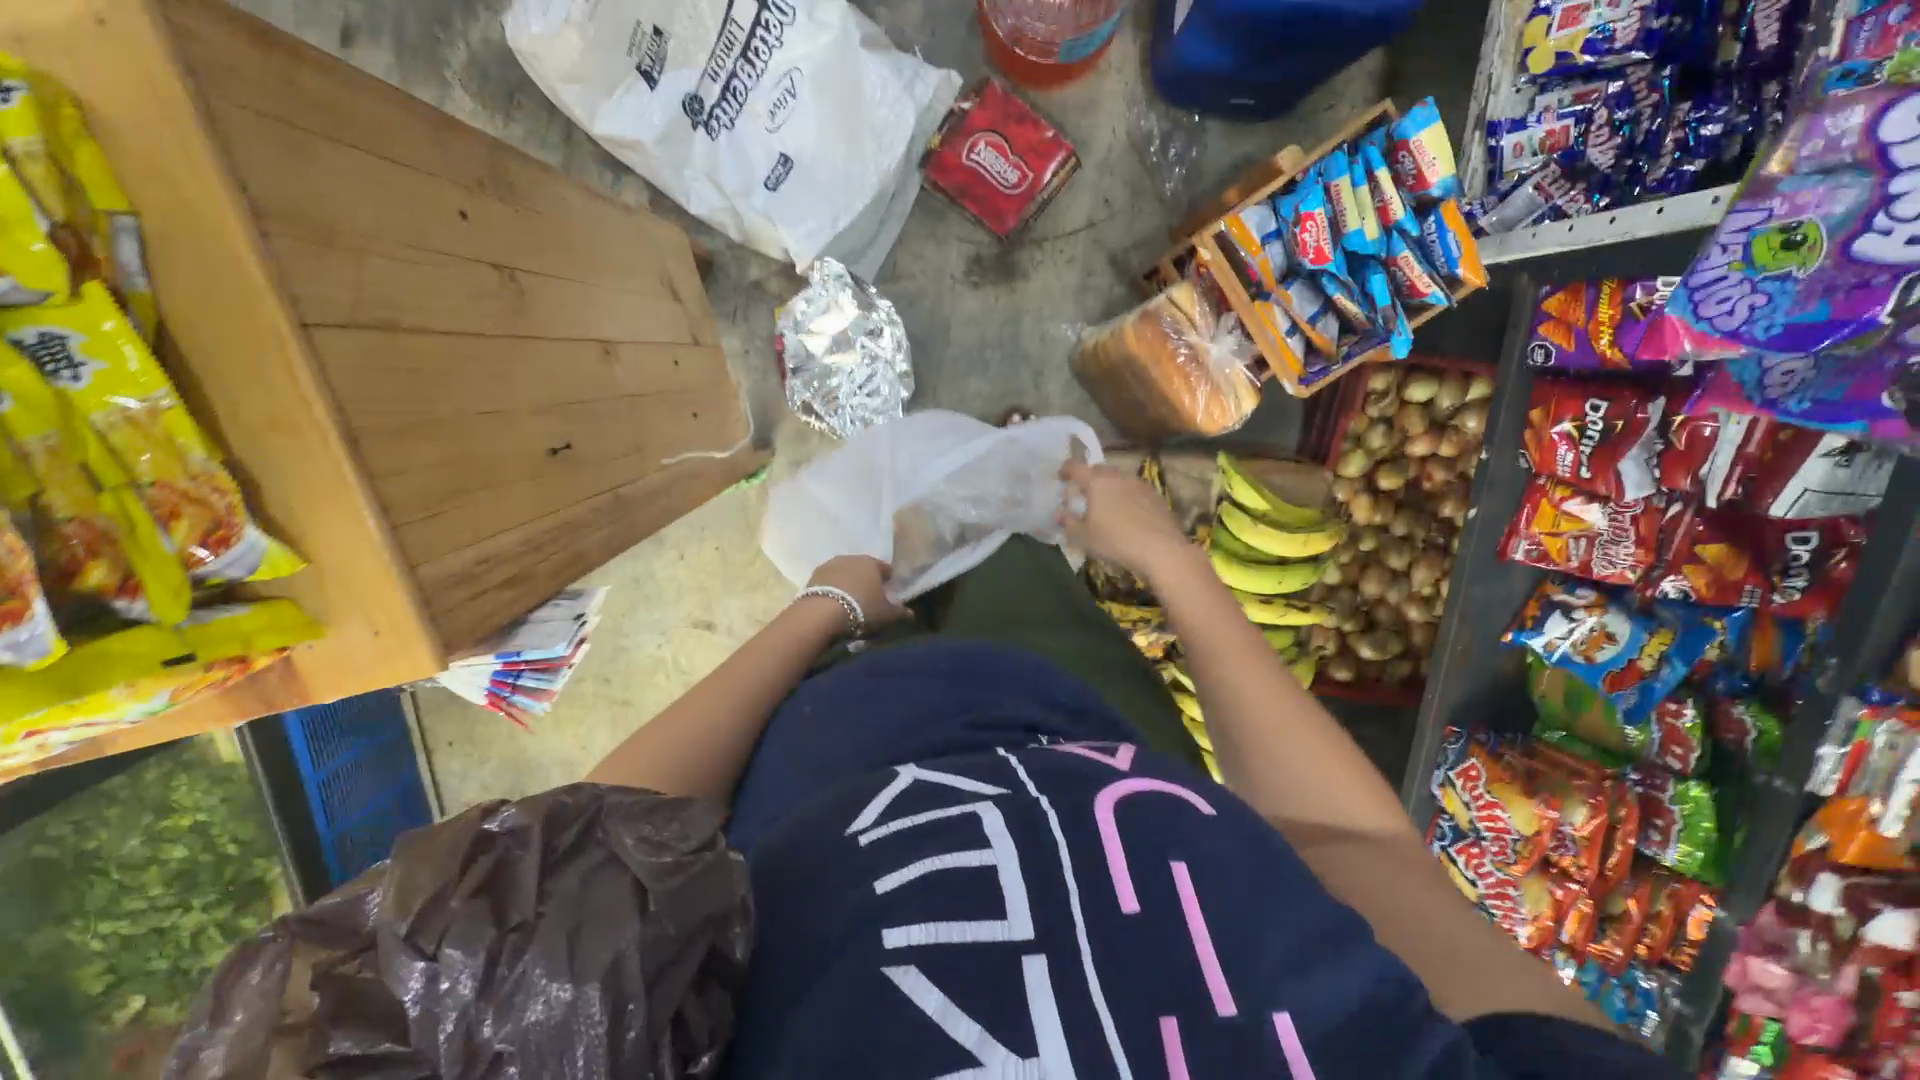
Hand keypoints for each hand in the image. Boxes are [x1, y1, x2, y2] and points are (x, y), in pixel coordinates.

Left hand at [805, 555, 910, 629]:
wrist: (822, 612)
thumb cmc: (861, 609)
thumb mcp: (885, 615)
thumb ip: (899, 612)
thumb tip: (911, 613)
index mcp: (872, 563)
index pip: (885, 568)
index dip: (887, 579)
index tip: (887, 591)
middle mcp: (852, 558)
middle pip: (863, 567)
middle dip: (866, 579)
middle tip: (868, 596)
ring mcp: (831, 564)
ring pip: (844, 572)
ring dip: (848, 582)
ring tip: (849, 600)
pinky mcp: (814, 574)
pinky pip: (829, 580)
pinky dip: (833, 587)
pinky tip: (833, 600)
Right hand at [1057, 460, 1197, 582]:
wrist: (1160, 549)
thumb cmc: (1115, 541)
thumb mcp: (1084, 537)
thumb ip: (1069, 523)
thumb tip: (1060, 514)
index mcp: (1097, 482)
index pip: (1076, 467)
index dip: (1066, 470)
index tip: (1061, 478)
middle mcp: (1118, 477)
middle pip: (1099, 470)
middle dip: (1089, 478)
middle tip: (1084, 494)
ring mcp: (1139, 484)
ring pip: (1119, 479)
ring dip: (1110, 487)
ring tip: (1107, 505)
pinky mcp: (1155, 496)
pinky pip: (1135, 490)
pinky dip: (1127, 497)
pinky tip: (1128, 514)